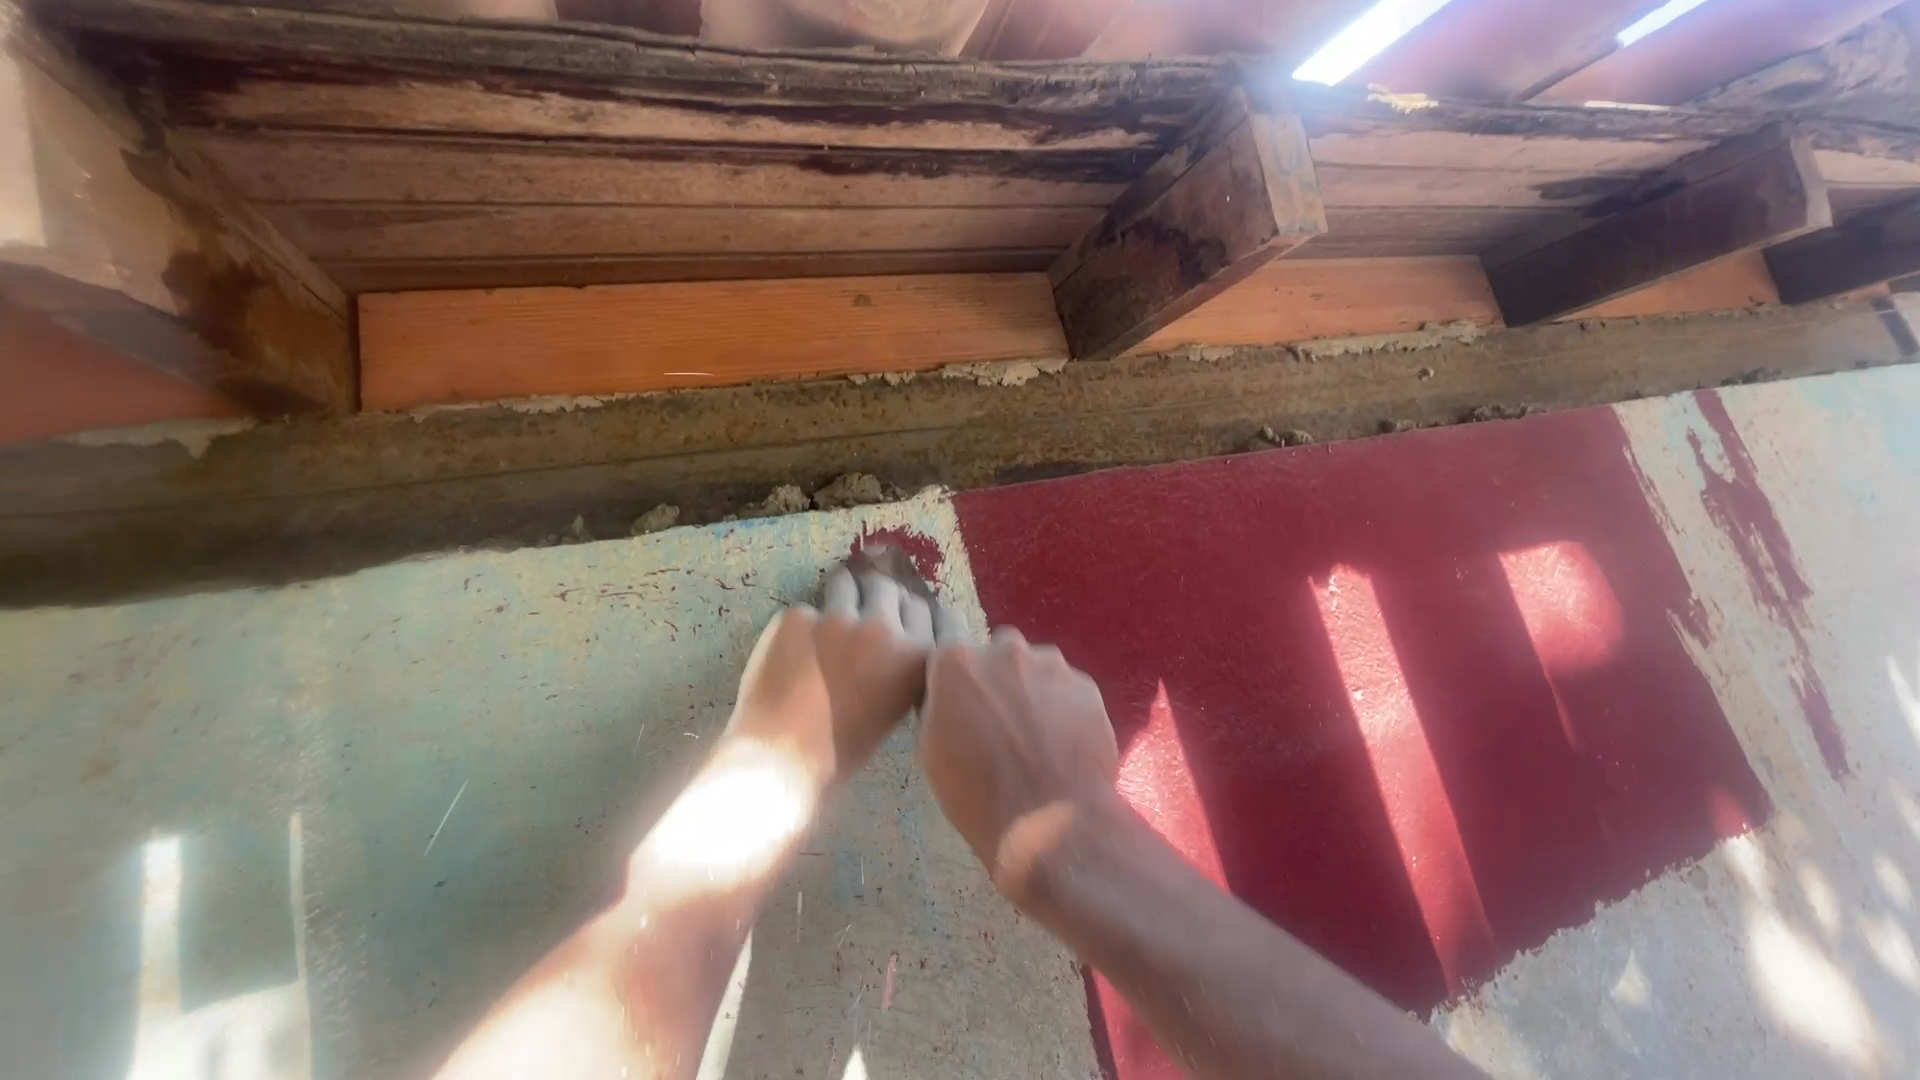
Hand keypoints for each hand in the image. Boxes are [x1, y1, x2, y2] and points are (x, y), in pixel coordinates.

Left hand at [728, 557, 941, 785]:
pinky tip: (796, 652)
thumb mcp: (898, 702)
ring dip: (841, 595)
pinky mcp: (797, 617)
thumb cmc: (847, 742)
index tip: (896, 616)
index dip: (907, 611)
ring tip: (829, 620)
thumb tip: (900, 626)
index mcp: (917, 655)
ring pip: (846, 582)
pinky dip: (803, 626)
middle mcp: (883, 629)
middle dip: (876, 596)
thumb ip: (906, 661)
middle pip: (887, 586)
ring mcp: (837, 619)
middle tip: (863, 612)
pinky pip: (806, 609)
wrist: (785, 756)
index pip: (923, 606)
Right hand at [919, 627, 1120, 903]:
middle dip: (999, 676)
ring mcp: (1050, 664)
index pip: (949, 654)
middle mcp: (1004, 650)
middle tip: (1002, 718)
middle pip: (998, 651)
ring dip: (1034, 687)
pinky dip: (1066, 706)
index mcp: (957, 662)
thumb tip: (950, 695)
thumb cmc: (975, 793)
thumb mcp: (931, 749)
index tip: (962, 704)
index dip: (956, 680)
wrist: (1046, 821)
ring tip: (1038, 733)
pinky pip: (1069, 688)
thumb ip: (940, 705)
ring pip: (1038, 665)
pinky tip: (1065, 742)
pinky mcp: (1085, 685)